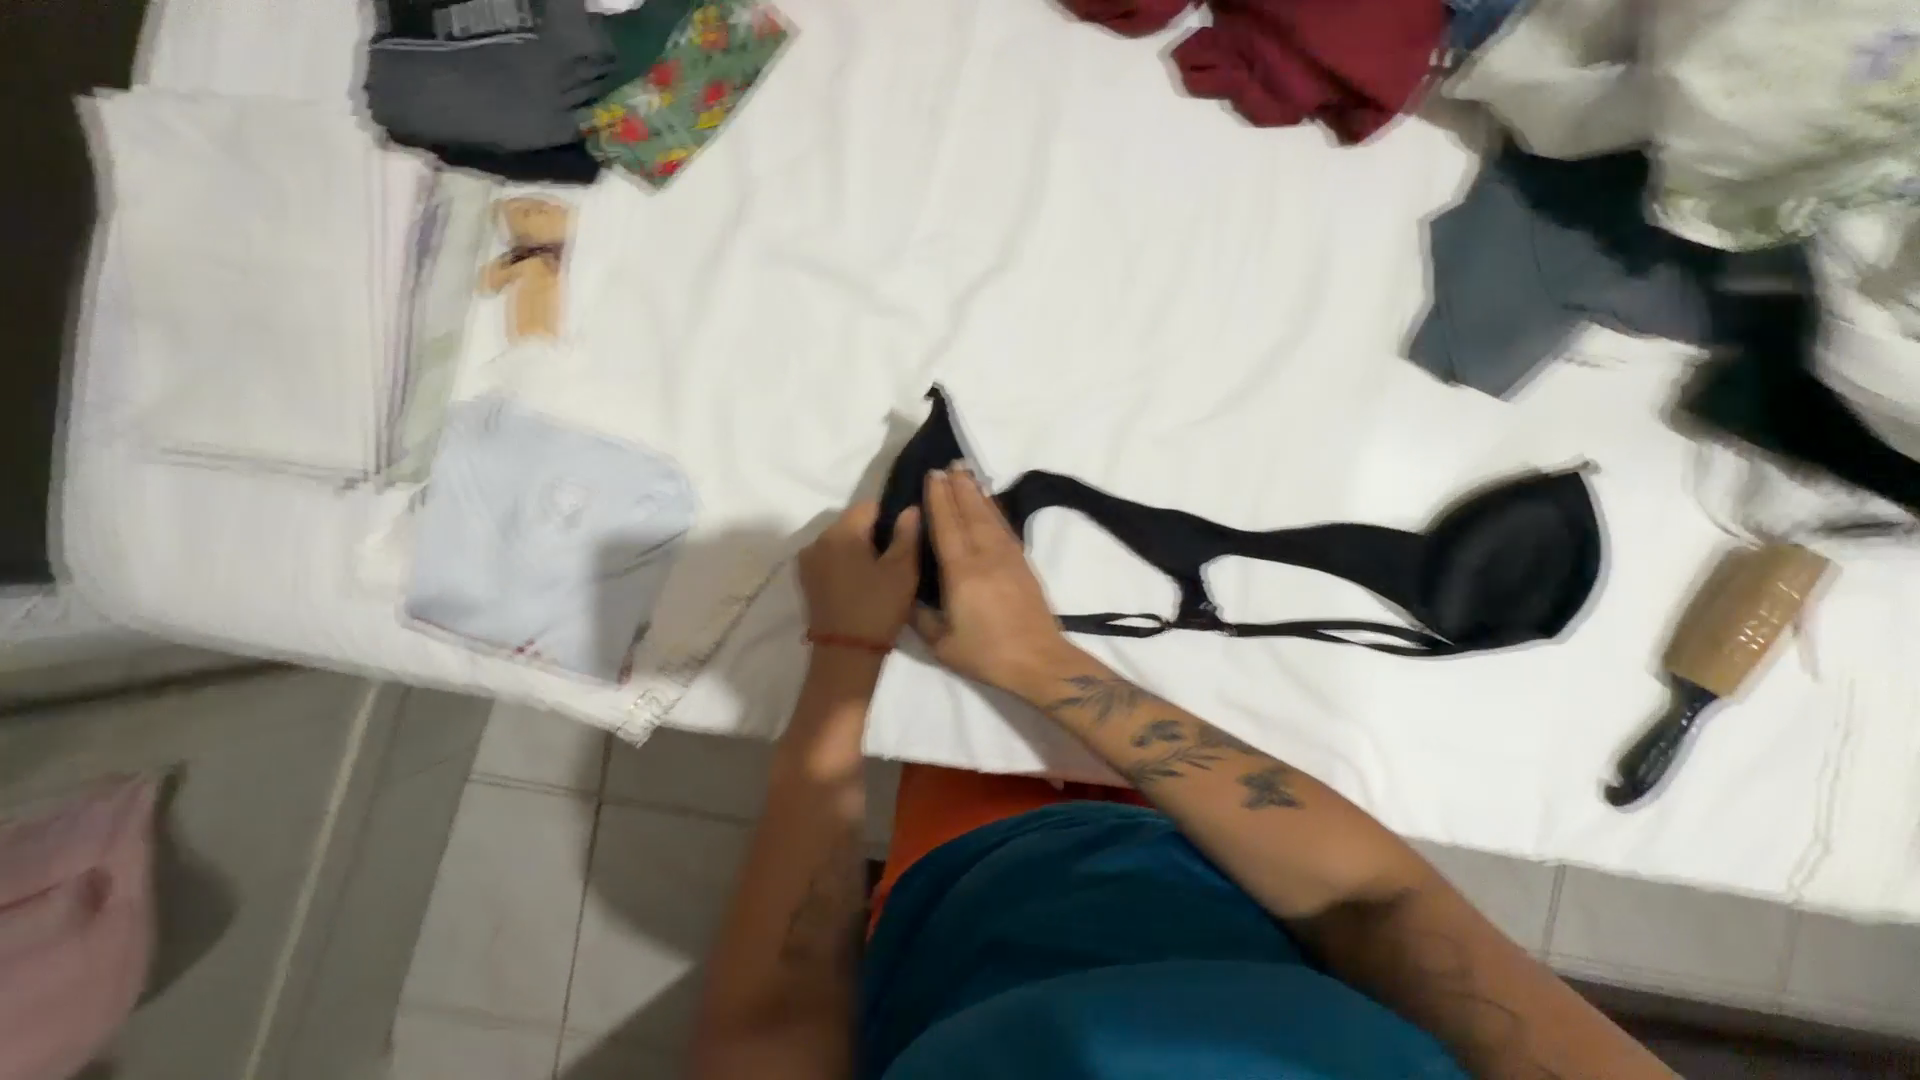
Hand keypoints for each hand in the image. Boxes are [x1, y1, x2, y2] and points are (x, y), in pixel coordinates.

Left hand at [797, 502, 920, 647]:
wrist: (846, 654)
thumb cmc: (878, 608)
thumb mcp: (902, 571)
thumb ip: (907, 534)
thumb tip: (910, 509)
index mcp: (840, 532)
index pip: (869, 506)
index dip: (891, 517)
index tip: (905, 537)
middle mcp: (817, 540)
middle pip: (852, 522)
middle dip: (873, 534)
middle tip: (896, 559)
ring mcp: (807, 561)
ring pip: (840, 542)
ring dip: (858, 549)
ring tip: (879, 574)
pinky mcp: (806, 580)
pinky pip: (830, 559)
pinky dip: (845, 564)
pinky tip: (861, 585)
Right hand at [913, 469, 1078, 693]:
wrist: (1038, 661)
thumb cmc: (986, 653)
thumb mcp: (941, 643)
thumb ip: (920, 616)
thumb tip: (906, 595)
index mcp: (962, 572)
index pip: (947, 525)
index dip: (939, 499)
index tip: (932, 476)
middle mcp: (985, 556)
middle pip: (970, 513)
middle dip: (958, 487)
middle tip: (949, 464)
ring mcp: (1008, 558)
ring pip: (990, 516)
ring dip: (977, 494)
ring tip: (967, 474)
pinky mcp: (1023, 565)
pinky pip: (1005, 528)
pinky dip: (995, 511)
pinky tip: (990, 504)